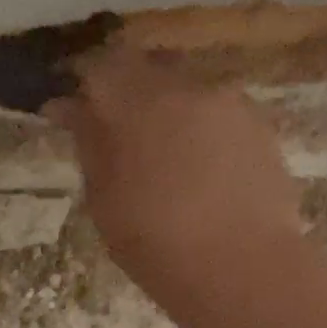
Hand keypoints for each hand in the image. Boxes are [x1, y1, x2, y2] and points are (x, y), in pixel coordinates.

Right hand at [46, 49, 303, 269]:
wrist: (237, 262)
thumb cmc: (149, 236)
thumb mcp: (101, 193)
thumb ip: (88, 141)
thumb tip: (68, 106)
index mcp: (138, 101)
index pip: (102, 64)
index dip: (84, 81)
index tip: (70, 108)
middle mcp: (186, 86)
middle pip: (147, 67)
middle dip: (125, 91)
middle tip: (109, 133)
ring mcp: (229, 102)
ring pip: (183, 89)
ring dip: (162, 111)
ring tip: (153, 157)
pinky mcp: (258, 123)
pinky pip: (213, 112)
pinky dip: (194, 128)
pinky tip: (190, 170)